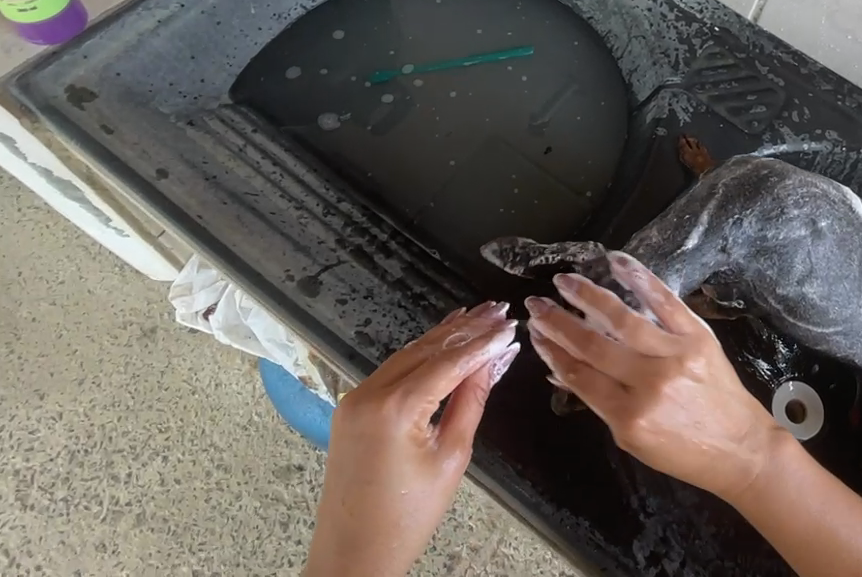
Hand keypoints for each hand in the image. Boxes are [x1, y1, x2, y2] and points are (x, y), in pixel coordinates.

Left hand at [304, 302, 519, 576]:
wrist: (352, 558)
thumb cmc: (407, 518)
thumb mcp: (452, 457)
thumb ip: (472, 400)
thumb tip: (491, 359)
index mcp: (395, 408)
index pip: (449, 361)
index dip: (483, 341)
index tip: (510, 324)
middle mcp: (369, 393)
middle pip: (428, 348)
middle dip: (466, 329)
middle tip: (499, 310)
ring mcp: (356, 398)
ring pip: (409, 353)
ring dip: (445, 336)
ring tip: (479, 316)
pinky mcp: (352, 407)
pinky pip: (393, 369)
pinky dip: (422, 353)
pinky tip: (444, 339)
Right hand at [525, 252, 788, 504]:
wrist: (741, 447)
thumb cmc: (683, 450)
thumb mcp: (632, 439)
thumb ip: (598, 401)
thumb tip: (560, 368)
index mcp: (629, 417)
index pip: (580, 376)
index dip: (553, 351)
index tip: (534, 331)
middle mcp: (650, 383)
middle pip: (594, 345)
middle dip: (559, 322)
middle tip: (535, 304)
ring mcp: (676, 355)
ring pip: (623, 319)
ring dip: (588, 296)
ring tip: (564, 281)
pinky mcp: (698, 335)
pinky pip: (664, 300)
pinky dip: (639, 278)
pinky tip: (616, 262)